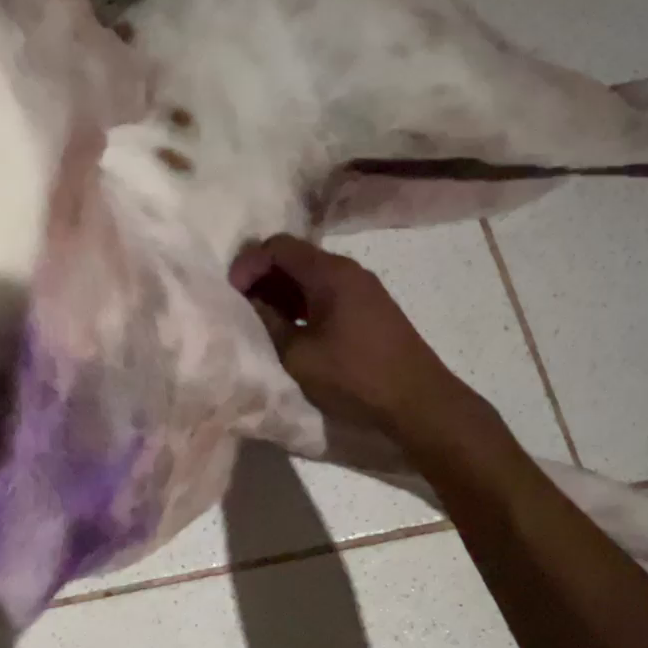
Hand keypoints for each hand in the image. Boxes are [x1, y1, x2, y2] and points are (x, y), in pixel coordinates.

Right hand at [232, 234, 476, 435]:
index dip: (248, 264)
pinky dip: (298, 305)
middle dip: (261, 277)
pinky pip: (323, 294)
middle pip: (294, 257)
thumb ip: (268, 323)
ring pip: (308, 277)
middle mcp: (348, 271)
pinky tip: (287, 331)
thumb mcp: (297, 353)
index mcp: (330, 273)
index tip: (230, 294)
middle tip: (239, 308)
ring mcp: (361, 290)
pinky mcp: (366, 310)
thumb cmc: (353, 376)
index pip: (279, 246)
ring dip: (278, 293)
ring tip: (258, 322)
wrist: (416, 401)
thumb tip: (248, 303)